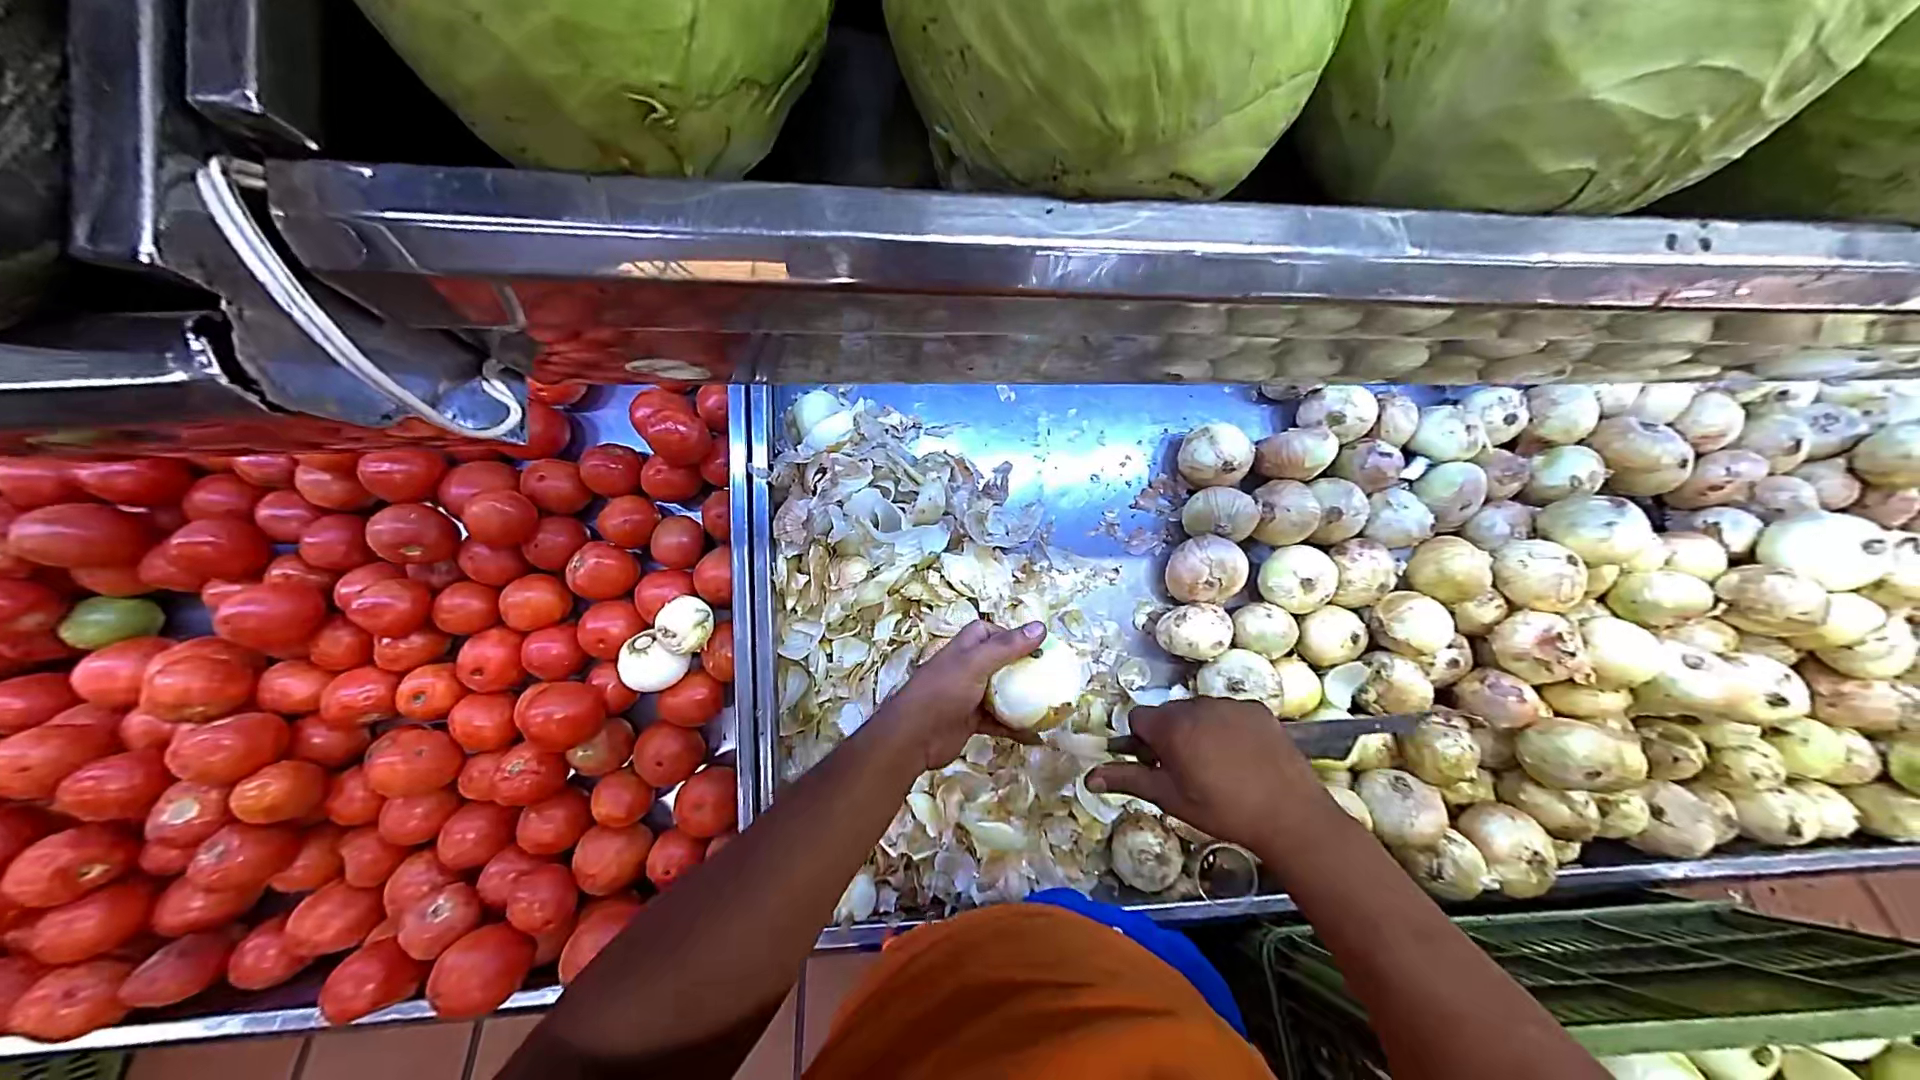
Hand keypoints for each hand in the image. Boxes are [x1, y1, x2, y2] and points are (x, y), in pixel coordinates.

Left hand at [874, 620, 1046, 771]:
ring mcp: (968, 696)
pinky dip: (1015, 727)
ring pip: (1001, 693)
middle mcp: (966, 668)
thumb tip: (1041, 627)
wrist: (912, 738)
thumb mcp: (975, 663)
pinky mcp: (971, 720)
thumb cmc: (942, 692)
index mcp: (964, 648)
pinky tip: (1036, 735)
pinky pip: (999, 721)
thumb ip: (1007, 646)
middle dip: (1021, 668)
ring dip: (1022, 699)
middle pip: (999, 663)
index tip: (1036, 647)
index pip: (988, 632)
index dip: (1010, 635)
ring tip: (1049, 705)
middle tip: (1049, 676)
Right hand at [1088, 698, 1321, 848]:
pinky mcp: (1257, 709)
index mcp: (1171, 726)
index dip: (1143, 742)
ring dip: (1199, 730)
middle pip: (1169, 714)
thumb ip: (1128, 780)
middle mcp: (1197, 705)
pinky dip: (1228, 728)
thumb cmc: (1222, 810)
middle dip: (1171, 736)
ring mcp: (1229, 704)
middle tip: (1188, 770)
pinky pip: (1229, 712)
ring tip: (1220, 766)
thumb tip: (1089, 778)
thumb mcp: (1170, 798)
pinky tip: (1243, 757)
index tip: (1159, 766)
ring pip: (1199, 711)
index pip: (1139, 718)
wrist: (1290, 815)